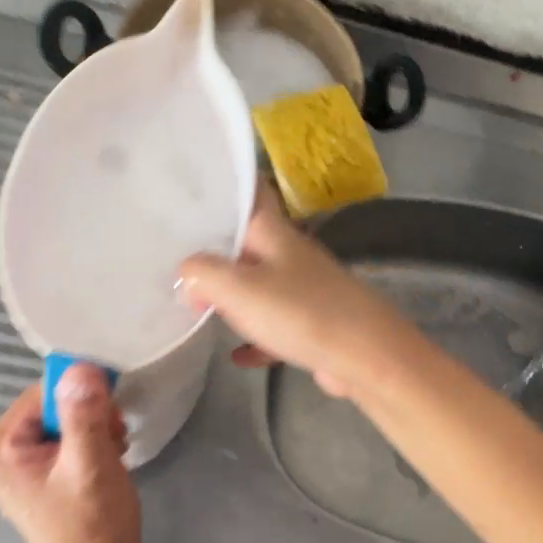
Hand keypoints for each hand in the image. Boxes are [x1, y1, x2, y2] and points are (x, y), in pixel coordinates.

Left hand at [0, 365, 140, 542]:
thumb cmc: (92, 527)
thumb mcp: (91, 466)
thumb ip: (83, 416)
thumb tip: (81, 367)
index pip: (45, 393)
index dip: (84, 399)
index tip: (112, 424)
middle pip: (55, 405)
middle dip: (93, 418)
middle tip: (115, 445)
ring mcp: (17, 464)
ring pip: (67, 420)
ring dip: (97, 431)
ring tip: (111, 459)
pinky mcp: (38, 474)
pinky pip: (68, 438)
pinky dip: (93, 445)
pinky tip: (106, 465)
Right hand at [179, 193, 417, 399]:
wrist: (366, 356)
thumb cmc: (301, 313)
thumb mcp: (239, 289)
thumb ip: (202, 274)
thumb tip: (187, 275)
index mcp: (274, 234)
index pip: (250, 193)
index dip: (223, 186)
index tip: (188, 189)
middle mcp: (291, 256)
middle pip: (249, 243)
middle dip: (216, 249)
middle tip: (175, 256)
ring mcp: (306, 291)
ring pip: (261, 286)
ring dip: (234, 296)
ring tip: (198, 305)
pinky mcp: (315, 327)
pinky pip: (277, 328)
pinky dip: (256, 339)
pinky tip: (238, 355)